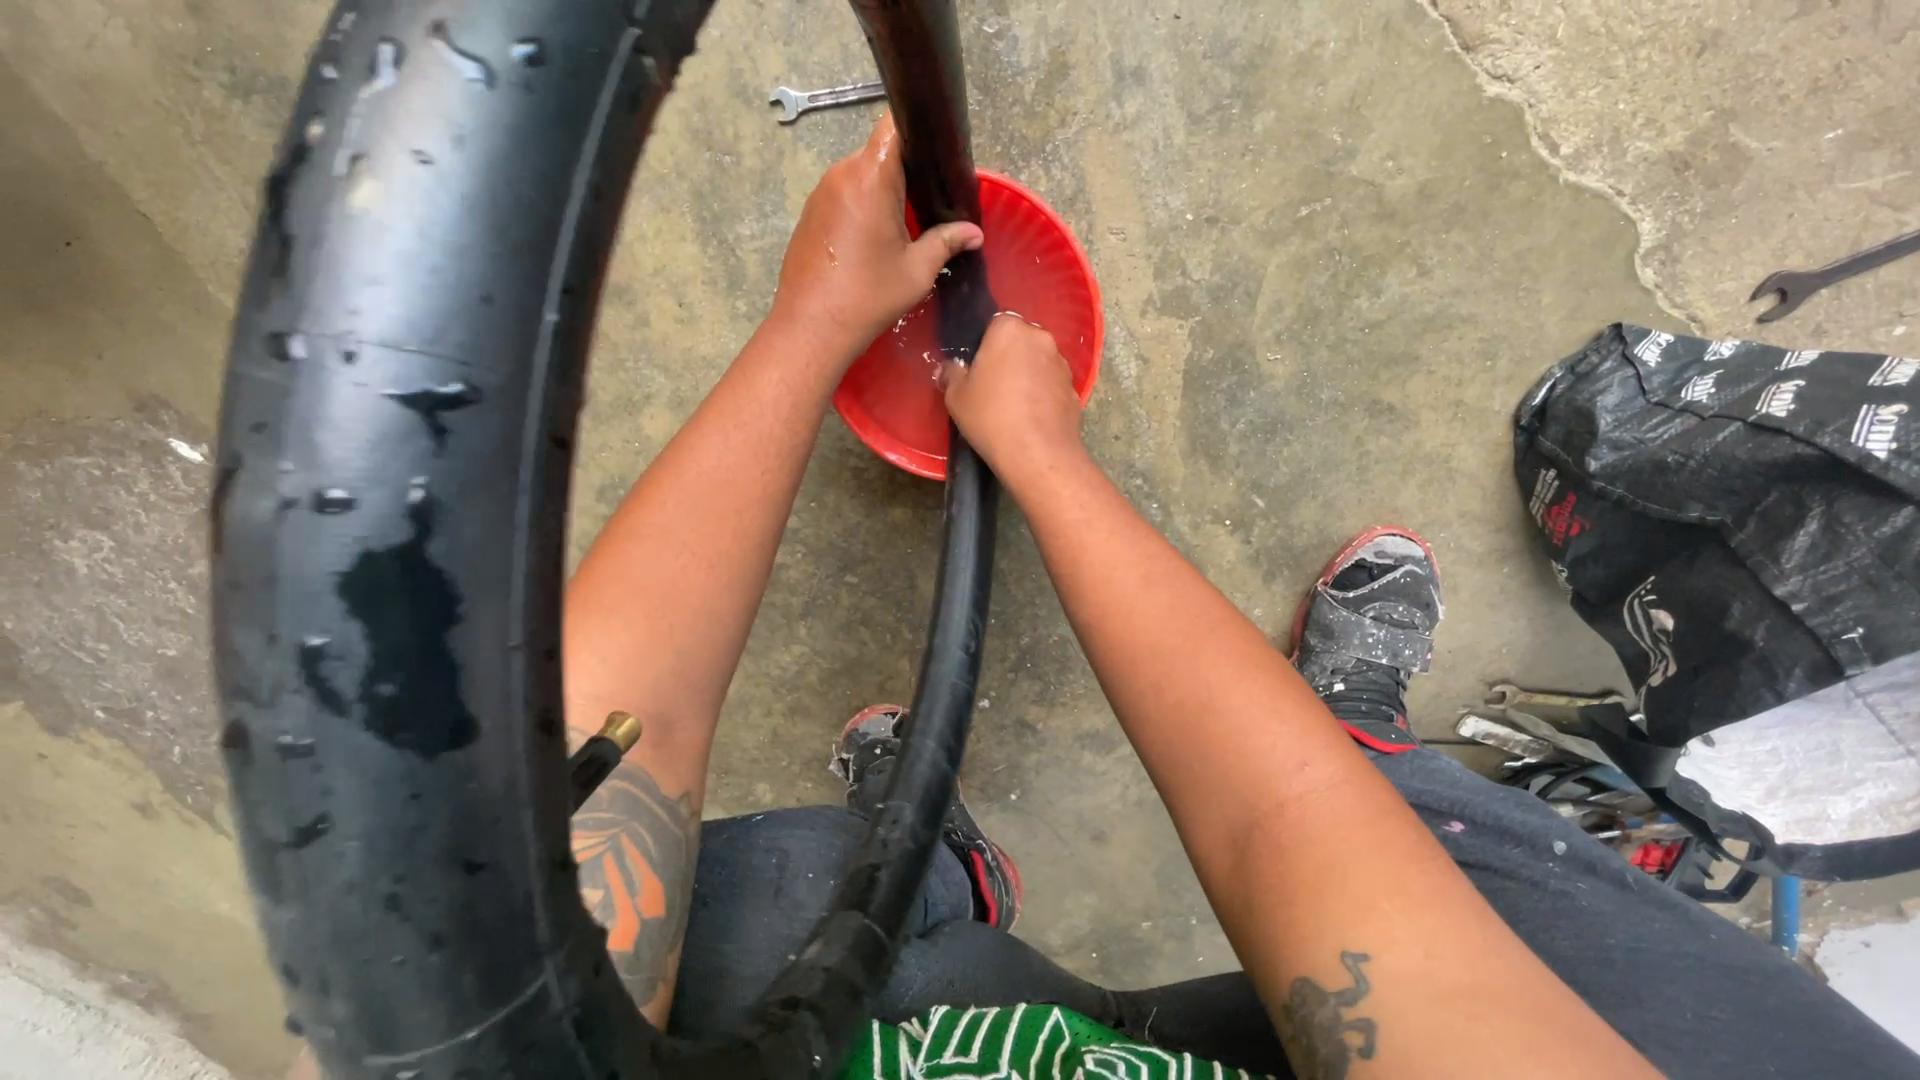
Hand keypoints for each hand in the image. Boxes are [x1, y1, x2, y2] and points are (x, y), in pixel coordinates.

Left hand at [769, 114, 984, 358]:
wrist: (811, 327)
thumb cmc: (868, 297)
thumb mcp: (917, 271)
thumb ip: (947, 242)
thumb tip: (974, 233)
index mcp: (870, 177)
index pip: (895, 126)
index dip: (919, 132)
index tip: (938, 157)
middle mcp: (841, 174)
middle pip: (880, 153)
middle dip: (906, 171)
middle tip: (931, 202)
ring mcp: (821, 192)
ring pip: (861, 175)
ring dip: (883, 192)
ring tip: (905, 224)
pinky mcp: (810, 213)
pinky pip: (843, 195)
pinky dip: (863, 207)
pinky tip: (874, 239)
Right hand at [941, 314, 1085, 477]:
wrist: (1038, 453)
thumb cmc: (991, 417)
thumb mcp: (956, 396)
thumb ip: (952, 374)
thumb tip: (951, 368)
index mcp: (1009, 330)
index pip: (994, 324)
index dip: (984, 346)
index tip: (977, 369)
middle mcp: (1040, 338)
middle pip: (1019, 341)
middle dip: (1008, 358)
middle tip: (993, 387)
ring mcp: (1062, 363)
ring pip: (1038, 362)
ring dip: (1028, 375)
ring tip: (1014, 406)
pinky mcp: (1075, 388)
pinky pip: (1052, 385)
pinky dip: (1043, 394)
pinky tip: (1032, 417)